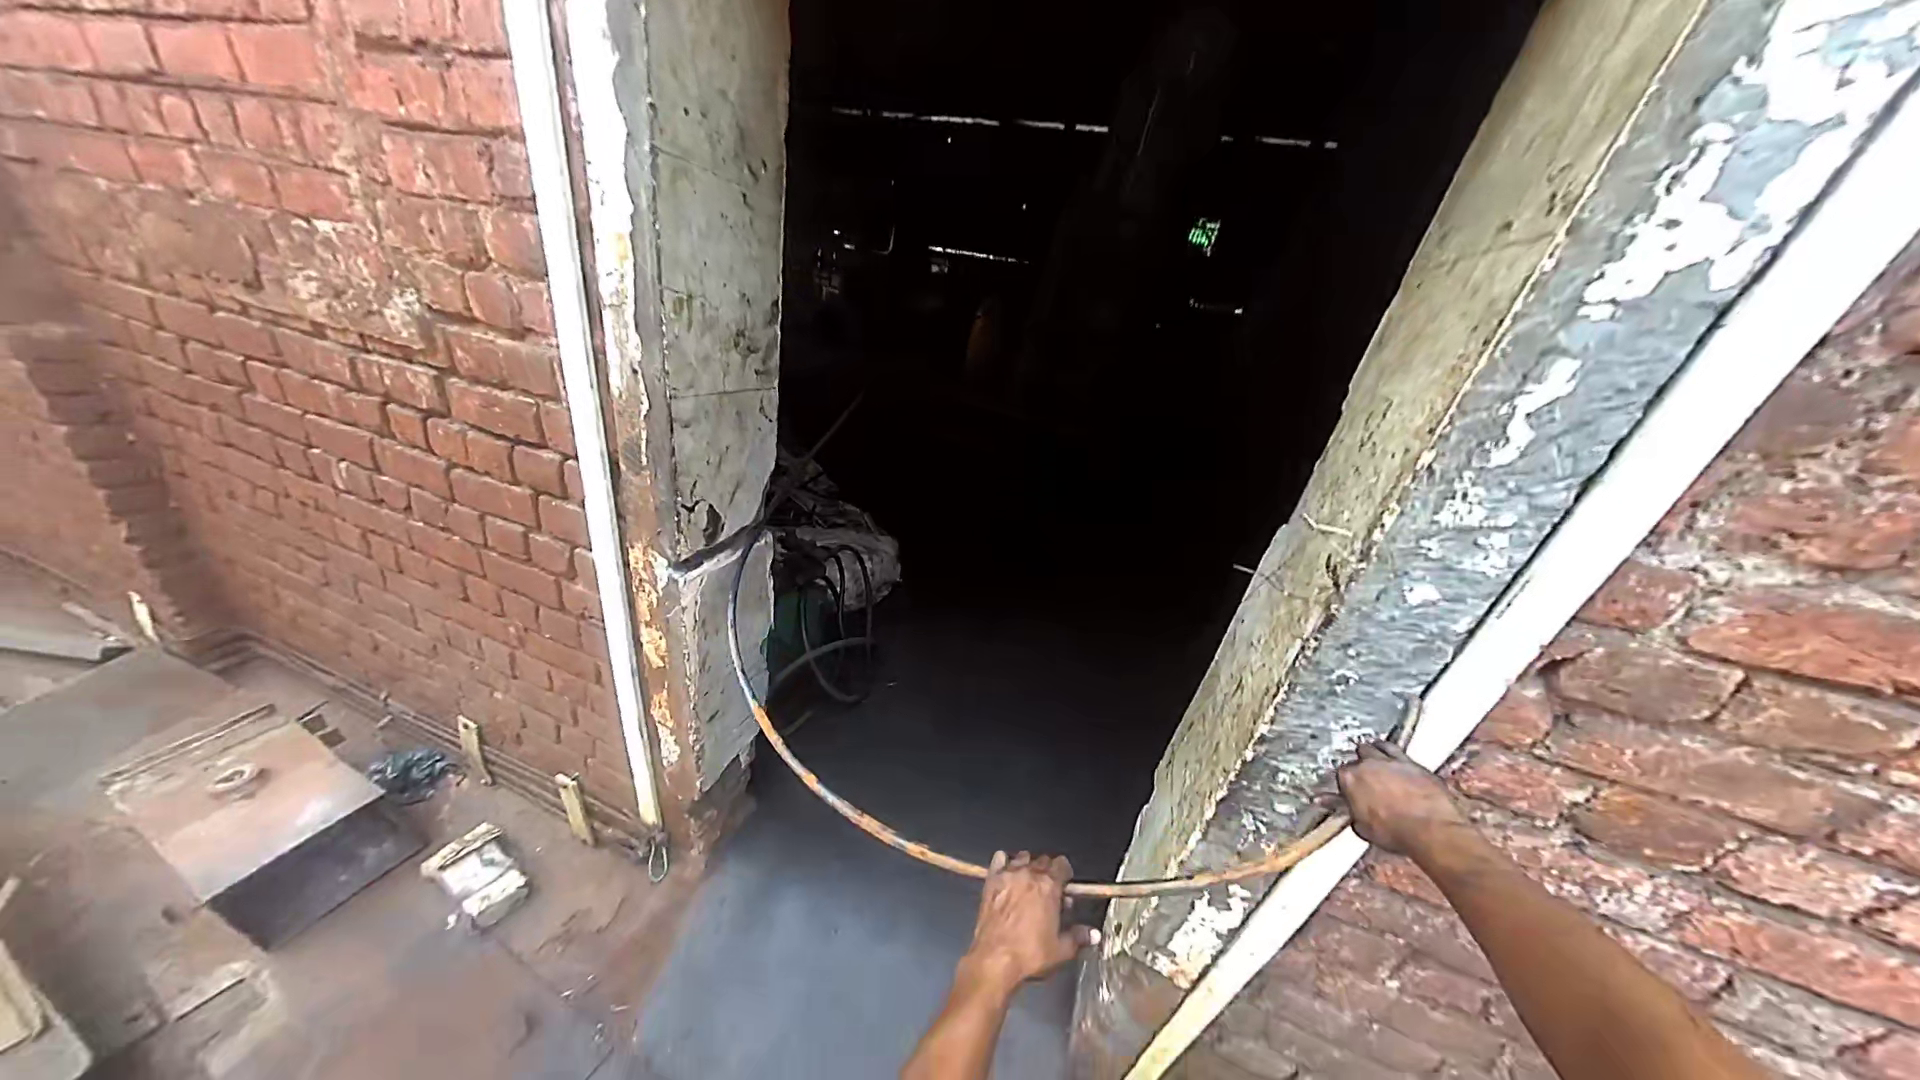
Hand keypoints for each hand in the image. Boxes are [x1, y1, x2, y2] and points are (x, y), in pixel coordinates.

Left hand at [961, 851, 1096, 995]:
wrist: (995, 958)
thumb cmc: (1030, 954)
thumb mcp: (1060, 950)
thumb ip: (1078, 937)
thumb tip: (1093, 933)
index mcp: (1049, 886)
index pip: (1061, 864)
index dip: (1065, 873)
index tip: (1065, 885)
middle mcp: (1029, 874)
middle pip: (1043, 860)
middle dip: (1048, 871)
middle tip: (1049, 890)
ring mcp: (1008, 875)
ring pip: (1022, 857)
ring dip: (1028, 866)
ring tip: (1028, 883)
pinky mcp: (991, 880)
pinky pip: (999, 859)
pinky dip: (1004, 862)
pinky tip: (1006, 874)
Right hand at [1336, 740, 1469, 855]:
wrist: (1431, 831)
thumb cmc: (1396, 832)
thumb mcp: (1362, 826)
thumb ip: (1347, 810)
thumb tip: (1331, 803)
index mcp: (1349, 779)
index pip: (1342, 774)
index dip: (1347, 782)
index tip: (1351, 789)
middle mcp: (1367, 765)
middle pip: (1359, 755)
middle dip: (1360, 763)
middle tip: (1364, 772)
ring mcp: (1390, 762)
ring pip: (1377, 746)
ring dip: (1375, 751)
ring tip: (1376, 756)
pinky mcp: (1413, 763)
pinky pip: (1399, 751)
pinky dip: (1395, 753)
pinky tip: (1397, 758)